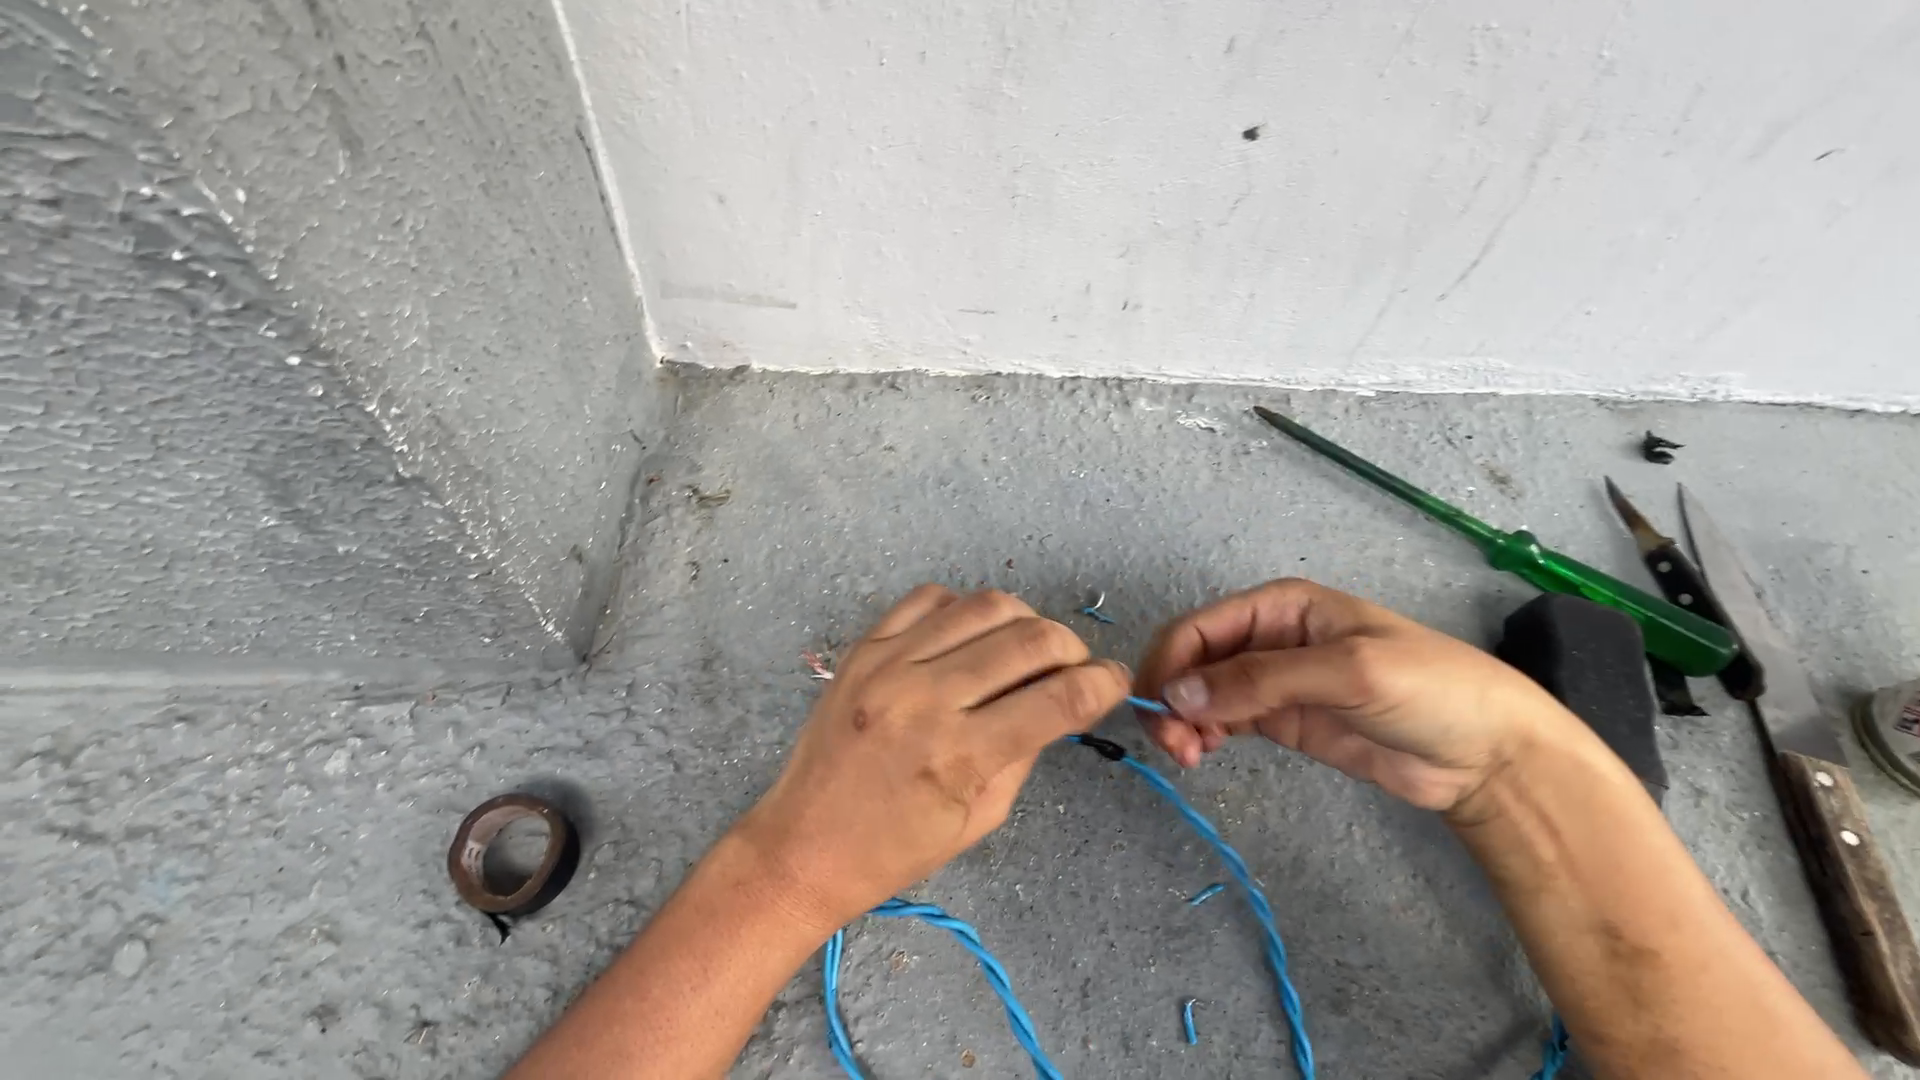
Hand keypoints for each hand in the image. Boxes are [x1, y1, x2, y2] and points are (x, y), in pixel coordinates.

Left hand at [733, 585, 1129, 929]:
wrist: (803, 843)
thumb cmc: (896, 849)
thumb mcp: (980, 818)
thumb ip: (1025, 751)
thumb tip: (1061, 700)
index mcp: (959, 754)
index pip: (1058, 699)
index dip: (1103, 684)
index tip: (1113, 682)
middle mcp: (925, 697)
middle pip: (1029, 639)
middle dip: (1071, 649)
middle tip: (1074, 667)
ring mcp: (889, 663)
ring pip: (985, 605)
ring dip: (1025, 620)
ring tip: (1027, 647)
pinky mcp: (863, 646)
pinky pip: (929, 597)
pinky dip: (965, 607)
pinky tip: (971, 634)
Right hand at [1134, 578, 1573, 813]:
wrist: (1490, 755)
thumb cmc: (1429, 689)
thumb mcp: (1348, 671)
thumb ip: (1261, 679)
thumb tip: (1177, 693)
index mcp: (1279, 607)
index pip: (1200, 627)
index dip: (1170, 663)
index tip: (1160, 710)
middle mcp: (1266, 638)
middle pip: (1192, 659)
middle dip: (1170, 695)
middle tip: (1173, 745)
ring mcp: (1272, 681)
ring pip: (1200, 692)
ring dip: (1182, 719)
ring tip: (1188, 755)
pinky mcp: (1280, 720)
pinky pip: (1222, 719)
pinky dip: (1201, 733)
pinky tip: (1203, 752)